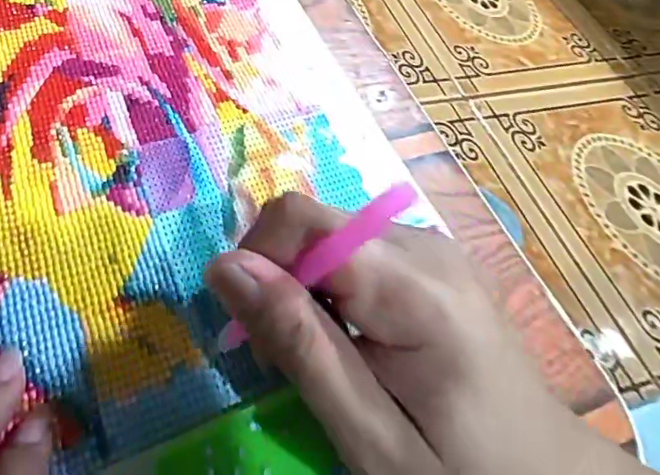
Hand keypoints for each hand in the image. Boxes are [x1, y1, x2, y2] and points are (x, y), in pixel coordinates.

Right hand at [204, 192, 650, 474]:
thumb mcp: (372, 439)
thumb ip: (300, 344)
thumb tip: (224, 267)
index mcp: (414, 282)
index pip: (301, 219)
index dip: (258, 263)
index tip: (255, 338)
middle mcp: (424, 242)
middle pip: (314, 224)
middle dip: (281, 281)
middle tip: (289, 363)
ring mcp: (433, 246)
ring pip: (331, 235)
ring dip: (306, 288)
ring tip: (327, 360)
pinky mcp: (434, 258)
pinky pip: (359, 250)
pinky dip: (335, 288)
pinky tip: (356, 342)